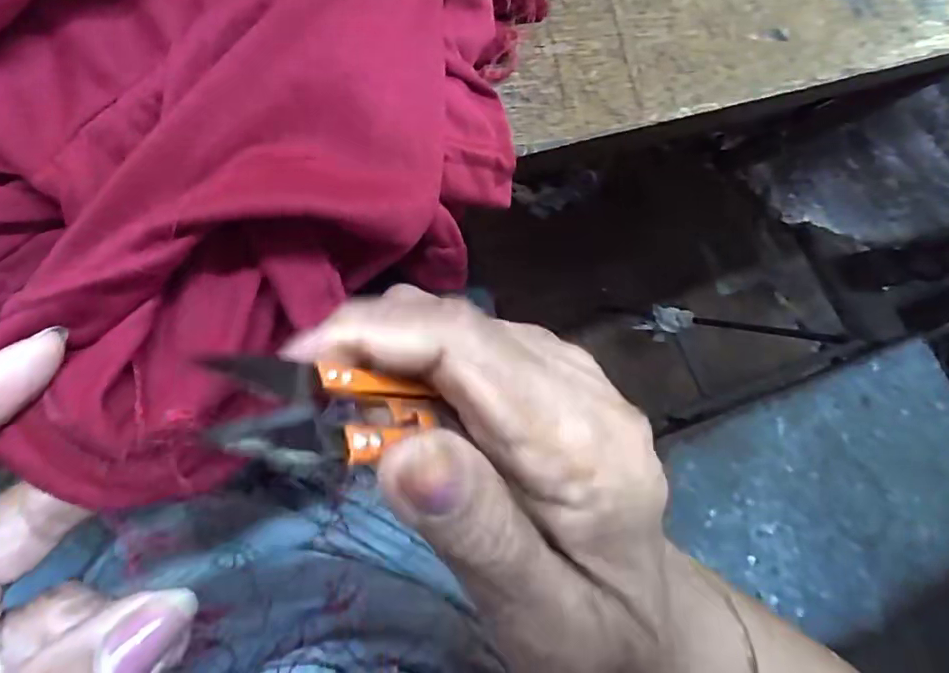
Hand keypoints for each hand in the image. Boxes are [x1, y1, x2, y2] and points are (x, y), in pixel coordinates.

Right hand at [283, 287, 673, 672]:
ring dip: (393, 348)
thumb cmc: (592, 626)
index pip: (468, 346)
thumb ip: (477, 530)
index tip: (298, 357)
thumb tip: (401, 452)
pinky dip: (420, 359)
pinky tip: (405, 408)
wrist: (651, 610)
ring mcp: (568, 365)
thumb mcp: (538, 612)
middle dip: (372, 338)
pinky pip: (473, 340)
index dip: (378, 333)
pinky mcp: (551, 367)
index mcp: (580, 437)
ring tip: (353, 408)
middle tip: (310, 390)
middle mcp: (578, 380)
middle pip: (460, 322)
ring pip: (462, 322)